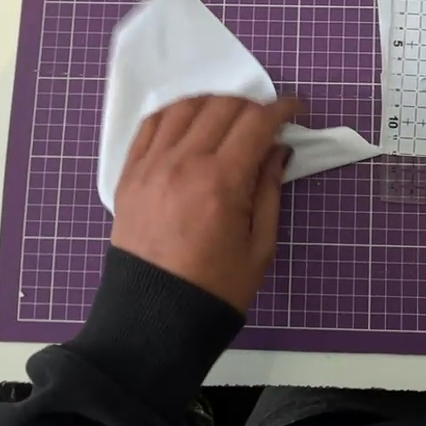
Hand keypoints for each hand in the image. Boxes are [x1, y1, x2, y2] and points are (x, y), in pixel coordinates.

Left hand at [110, 94, 297, 312]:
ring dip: (215, 103)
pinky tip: (191, 121)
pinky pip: (152, 124)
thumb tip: (278, 148)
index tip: (295, 109)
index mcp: (221, 182)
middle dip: (252, 105)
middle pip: (224, 106)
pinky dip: (176, 113)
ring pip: (187, 106)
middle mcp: (184, 163)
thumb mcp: (259, 247)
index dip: (282, 109)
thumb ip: (270, 189)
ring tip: (228, 118)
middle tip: (265, 120)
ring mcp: (152, 165)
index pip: (257, 122)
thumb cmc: (215, 289)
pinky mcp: (130, 173)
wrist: (151, 322)